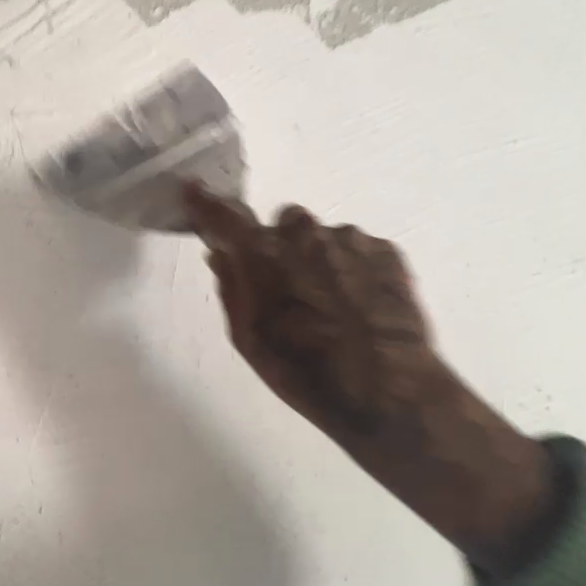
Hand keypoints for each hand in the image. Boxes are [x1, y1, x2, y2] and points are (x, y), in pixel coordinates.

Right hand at [182, 184, 562, 576]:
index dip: (206, 205)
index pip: (225, 215)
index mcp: (262, 253)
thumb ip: (231, 288)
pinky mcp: (388, 251)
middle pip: (281, 225)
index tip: (194, 192)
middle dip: (279, 248)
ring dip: (318, 260)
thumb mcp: (247, 339)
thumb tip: (222, 255)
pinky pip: (356, 250)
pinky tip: (359, 307)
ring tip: (332, 306)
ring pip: (321, 238)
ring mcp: (350, 238)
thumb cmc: (304, 372)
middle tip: (288, 290)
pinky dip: (351, 270)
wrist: (390, 393)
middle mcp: (304, 232)